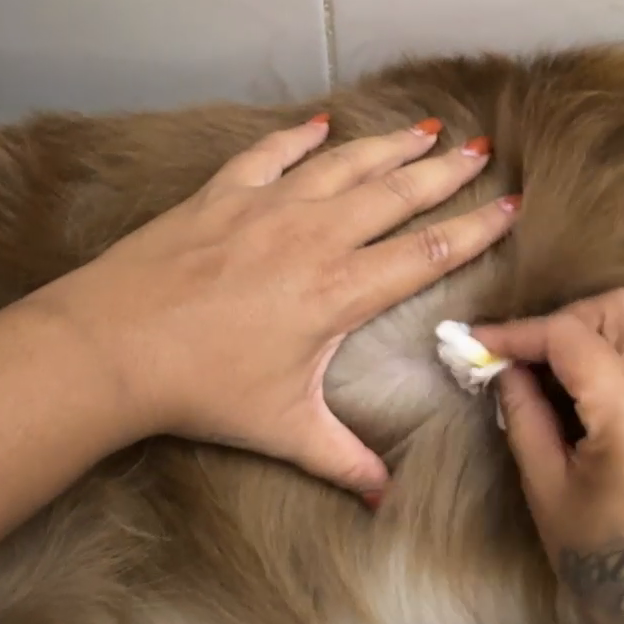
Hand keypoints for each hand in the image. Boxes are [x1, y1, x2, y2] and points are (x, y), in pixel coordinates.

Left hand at [38, 115, 516, 495]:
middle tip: (481, 151)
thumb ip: (344, 461)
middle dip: (445, 172)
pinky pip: (271, 153)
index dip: (476, 229)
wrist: (112, 348)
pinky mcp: (223, 195)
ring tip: (427, 127)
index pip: (427, 253)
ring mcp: (269, 208)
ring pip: (345, 164)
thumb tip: (385, 501)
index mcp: (341, 290)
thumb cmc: (205, 392)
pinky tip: (321, 122)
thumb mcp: (285, 431)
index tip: (511, 205)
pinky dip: (300, 136)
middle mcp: (315, 237)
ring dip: (389, 145)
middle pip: (397, 195)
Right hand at [473, 289, 623, 623]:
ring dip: (601, 325)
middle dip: (566, 319)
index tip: (482, 341)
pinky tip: (599, 374)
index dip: (521, 332)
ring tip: (561, 362)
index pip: (574, 338)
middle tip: (527, 354)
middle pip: (623, 308)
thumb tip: (504, 363)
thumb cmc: (593, 559)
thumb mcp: (543, 484)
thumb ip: (523, 411)